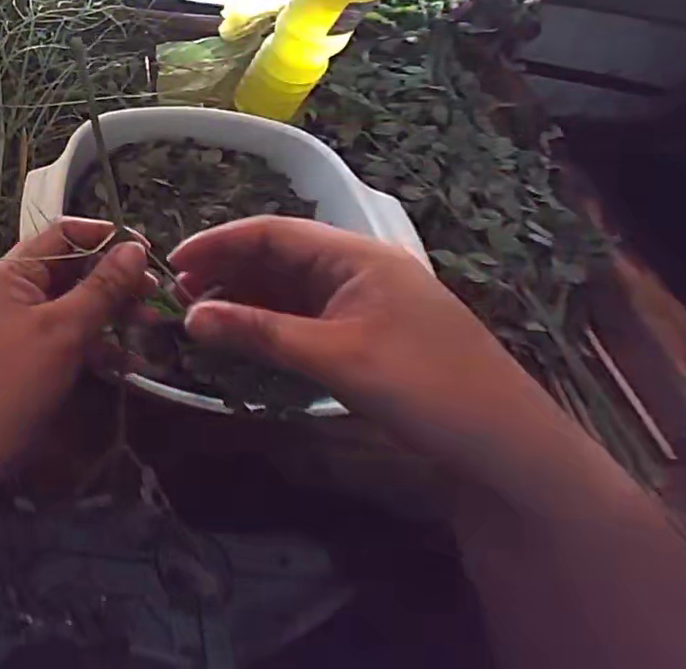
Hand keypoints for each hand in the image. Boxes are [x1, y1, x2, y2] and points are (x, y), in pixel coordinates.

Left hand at [0, 219, 154, 493]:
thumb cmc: (14, 379)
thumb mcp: (63, 330)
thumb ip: (101, 288)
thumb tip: (136, 249)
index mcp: (17, 272)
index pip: (64, 233)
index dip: (104, 235)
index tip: (144, 249)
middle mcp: (23, 289)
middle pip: (77, 268)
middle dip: (117, 278)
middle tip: (154, 292)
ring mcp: (32, 322)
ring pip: (81, 302)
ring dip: (116, 310)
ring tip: (151, 322)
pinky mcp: (41, 352)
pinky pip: (76, 335)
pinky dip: (103, 344)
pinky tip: (133, 361)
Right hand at [170, 216, 590, 491]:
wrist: (512, 454)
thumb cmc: (425, 388)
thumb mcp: (335, 357)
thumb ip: (259, 332)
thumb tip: (191, 318)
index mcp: (354, 253)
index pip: (271, 232)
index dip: (218, 243)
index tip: (173, 262)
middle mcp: (355, 267)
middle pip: (276, 255)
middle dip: (225, 270)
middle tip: (179, 294)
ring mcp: (361, 301)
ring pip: (287, 287)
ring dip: (243, 297)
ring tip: (200, 315)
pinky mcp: (364, 333)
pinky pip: (303, 315)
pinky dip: (268, 322)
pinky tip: (242, 335)